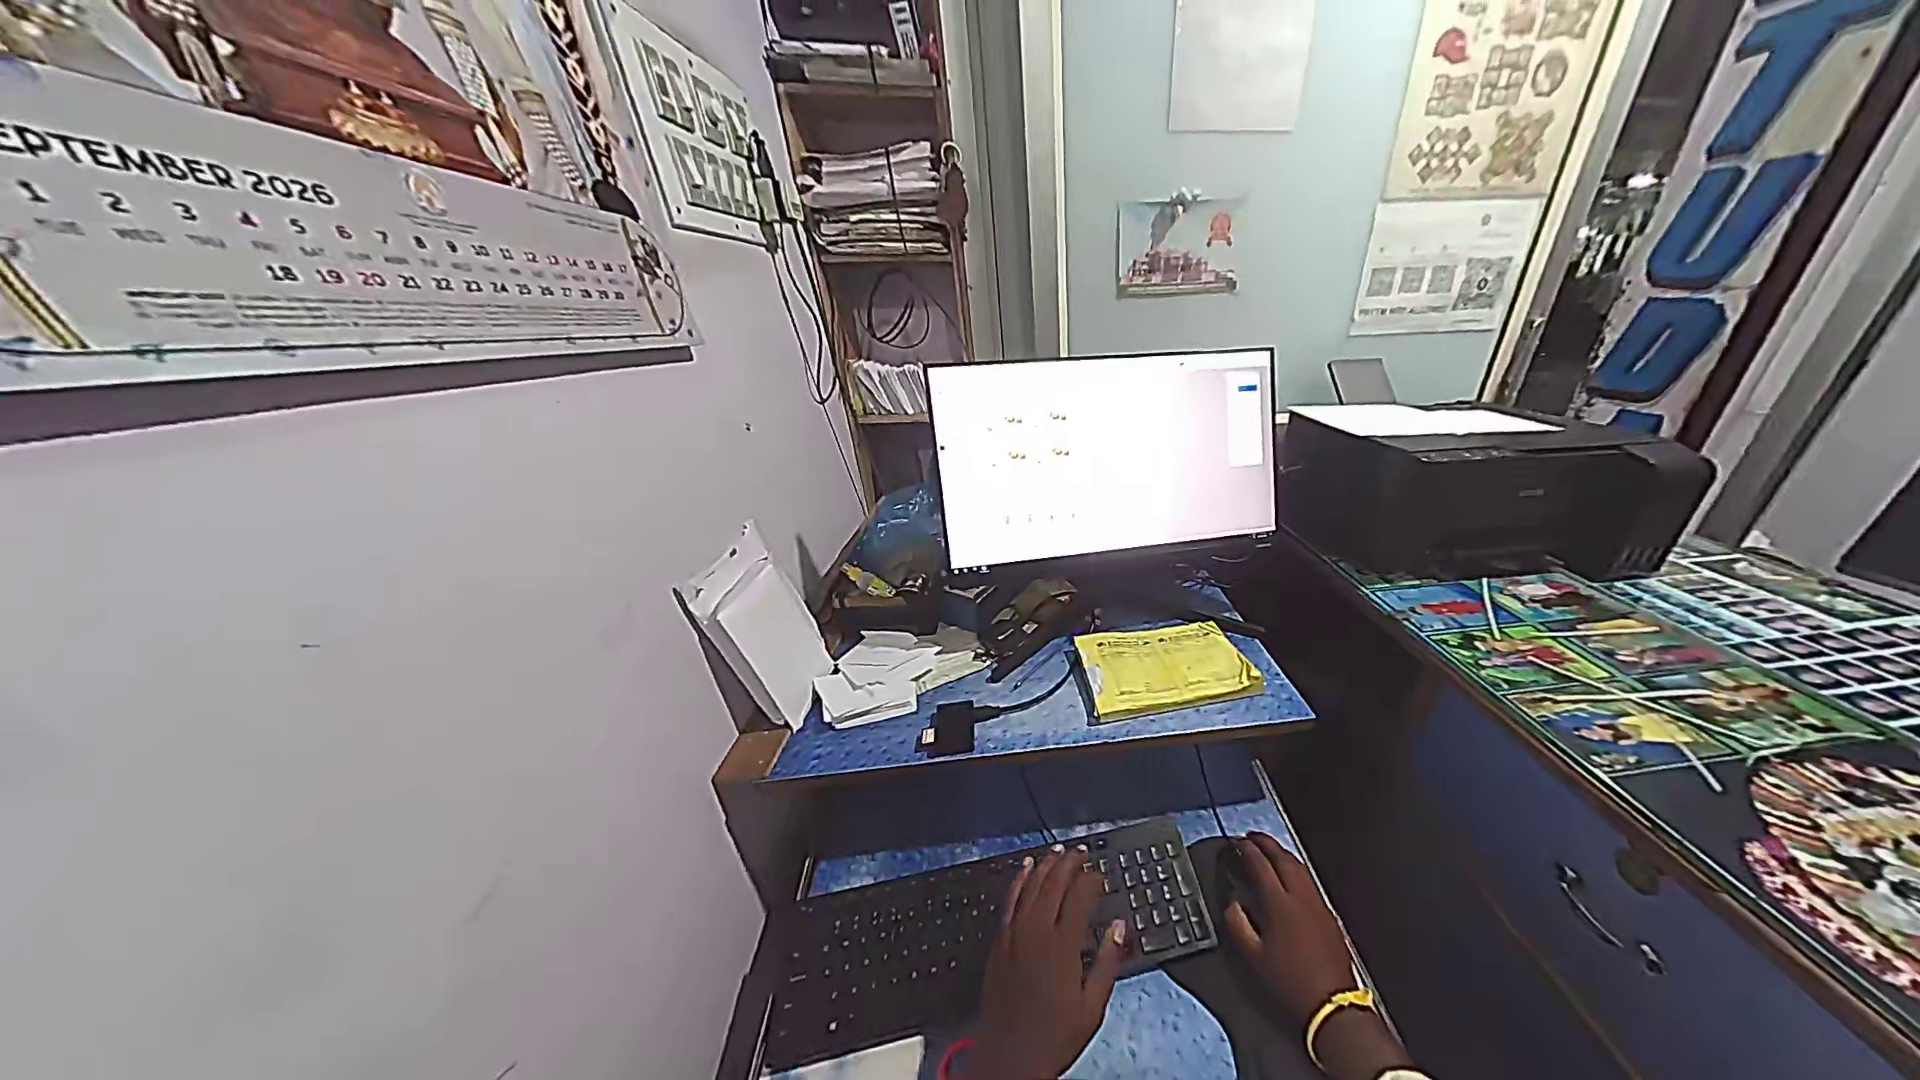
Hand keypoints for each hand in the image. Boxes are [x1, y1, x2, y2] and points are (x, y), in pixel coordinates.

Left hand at [966, 844, 1125, 1078]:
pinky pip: (1010, 897)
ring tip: (1059, 852)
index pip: (1079, 897)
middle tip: (1082, 852)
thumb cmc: (1054, 1034)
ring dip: (1046, 864)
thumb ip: (1109, 962)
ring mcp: (1015, 931)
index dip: (1092, 881)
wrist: (1010, 1054)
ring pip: (1031, 884)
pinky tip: (1025, 867)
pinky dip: (1019, 878)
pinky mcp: (1000, 937)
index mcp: (1062, 945)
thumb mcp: (1092, 1006)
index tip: (1102, 876)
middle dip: (1070, 863)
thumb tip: (1122, 928)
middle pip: (1054, 883)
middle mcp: (1036, 930)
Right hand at [1222, 833, 1411, 1079]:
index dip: (1247, 850)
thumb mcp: (1252, 955)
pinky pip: (1310, 881)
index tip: (1237, 842)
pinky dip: (1296, 869)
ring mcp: (1319, 906)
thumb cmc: (1289, 982)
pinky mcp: (1330, 917)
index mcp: (1279, 905)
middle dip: (1266, 843)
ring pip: (1301, 868)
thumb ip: (1237, 923)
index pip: (1261, 865)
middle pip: (1284, 859)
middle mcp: (1301, 899)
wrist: (1332, 1007)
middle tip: (1252, 837)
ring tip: (1269, 850)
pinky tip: (1290, 876)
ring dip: (1283, 853)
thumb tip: (1233, 903)